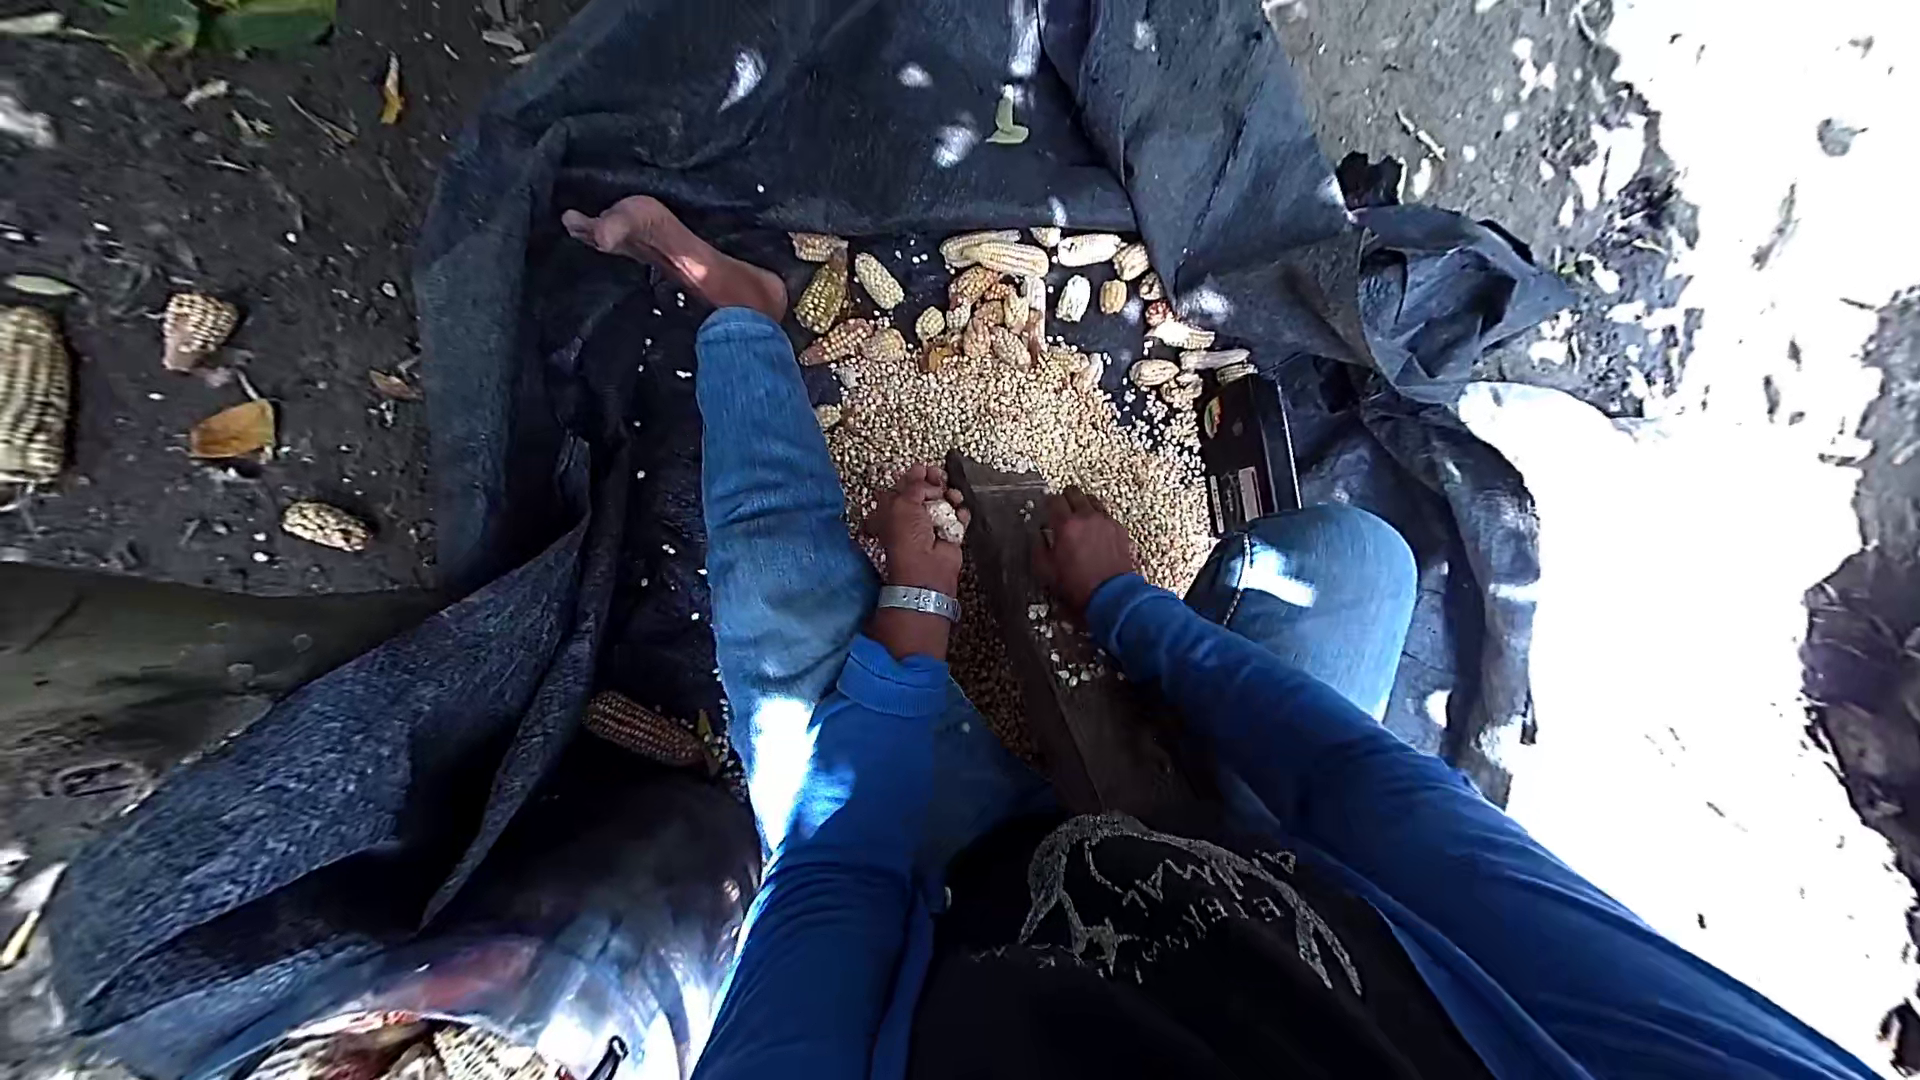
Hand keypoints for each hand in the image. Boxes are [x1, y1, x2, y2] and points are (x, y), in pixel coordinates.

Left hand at [863, 464, 968, 595]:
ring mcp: (931, 524)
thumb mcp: (903, 503)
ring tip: (952, 498)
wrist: (926, 568)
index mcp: (893, 509)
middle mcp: (911, 516)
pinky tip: (959, 514)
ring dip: (951, 496)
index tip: (925, 469)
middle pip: (927, 490)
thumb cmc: (907, 540)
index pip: (905, 484)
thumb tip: (925, 475)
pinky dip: (961, 514)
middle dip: (936, 482)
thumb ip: (914, 484)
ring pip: (945, 500)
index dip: (915, 475)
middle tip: (940, 479)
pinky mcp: (949, 533)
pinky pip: (959, 517)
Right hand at [1033, 485, 1136, 616]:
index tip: (1047, 510)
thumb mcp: (1045, 570)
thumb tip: (1039, 535)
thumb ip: (1038, 547)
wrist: (1110, 595)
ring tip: (1079, 517)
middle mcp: (1086, 517)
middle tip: (1062, 509)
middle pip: (1074, 492)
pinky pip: (1106, 514)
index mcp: (1066, 524)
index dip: (1048, 503)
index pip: (1054, 500)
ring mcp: (1105, 521)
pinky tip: (1095, 529)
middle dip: (1065, 498)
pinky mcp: (1119, 529)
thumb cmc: (1076, 585)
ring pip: (1092, 499)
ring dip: (1083, 505)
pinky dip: (1098, 517)